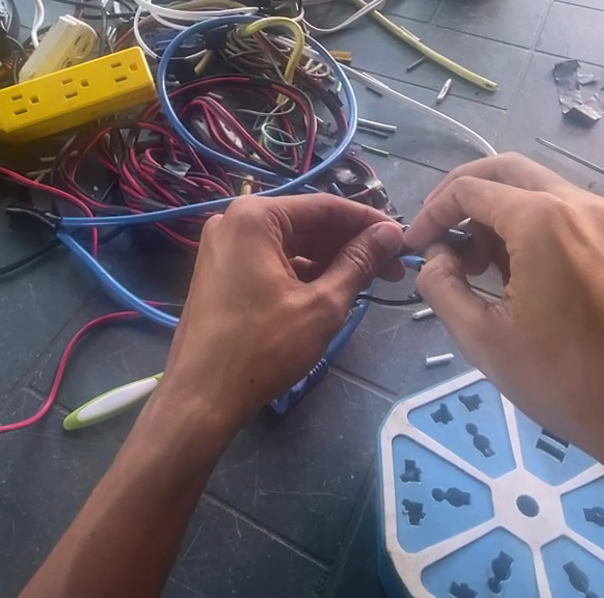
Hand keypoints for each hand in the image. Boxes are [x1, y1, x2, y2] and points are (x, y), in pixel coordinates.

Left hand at [160, 194, 403, 435]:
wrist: (200, 397)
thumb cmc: (263, 348)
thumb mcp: (321, 305)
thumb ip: (358, 262)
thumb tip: (390, 233)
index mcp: (255, 216)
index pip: (324, 206)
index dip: (368, 221)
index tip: (403, 238)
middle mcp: (234, 220)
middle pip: (306, 223)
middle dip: (350, 243)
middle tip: (392, 267)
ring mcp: (224, 246)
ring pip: (290, 243)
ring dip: (329, 259)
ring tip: (370, 281)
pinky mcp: (221, 271)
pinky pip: (271, 260)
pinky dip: (302, 272)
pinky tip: (332, 290)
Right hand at [405, 154, 603, 466]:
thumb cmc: (568, 381)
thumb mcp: (483, 339)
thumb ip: (441, 286)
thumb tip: (436, 259)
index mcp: (541, 219)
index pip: (467, 189)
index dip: (431, 213)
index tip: (415, 247)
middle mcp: (577, 203)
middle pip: (502, 170)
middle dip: (461, 196)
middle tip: (437, 235)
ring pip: (533, 187)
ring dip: (494, 210)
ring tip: (473, 263)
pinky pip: (560, 210)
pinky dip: (525, 223)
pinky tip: (513, 272)